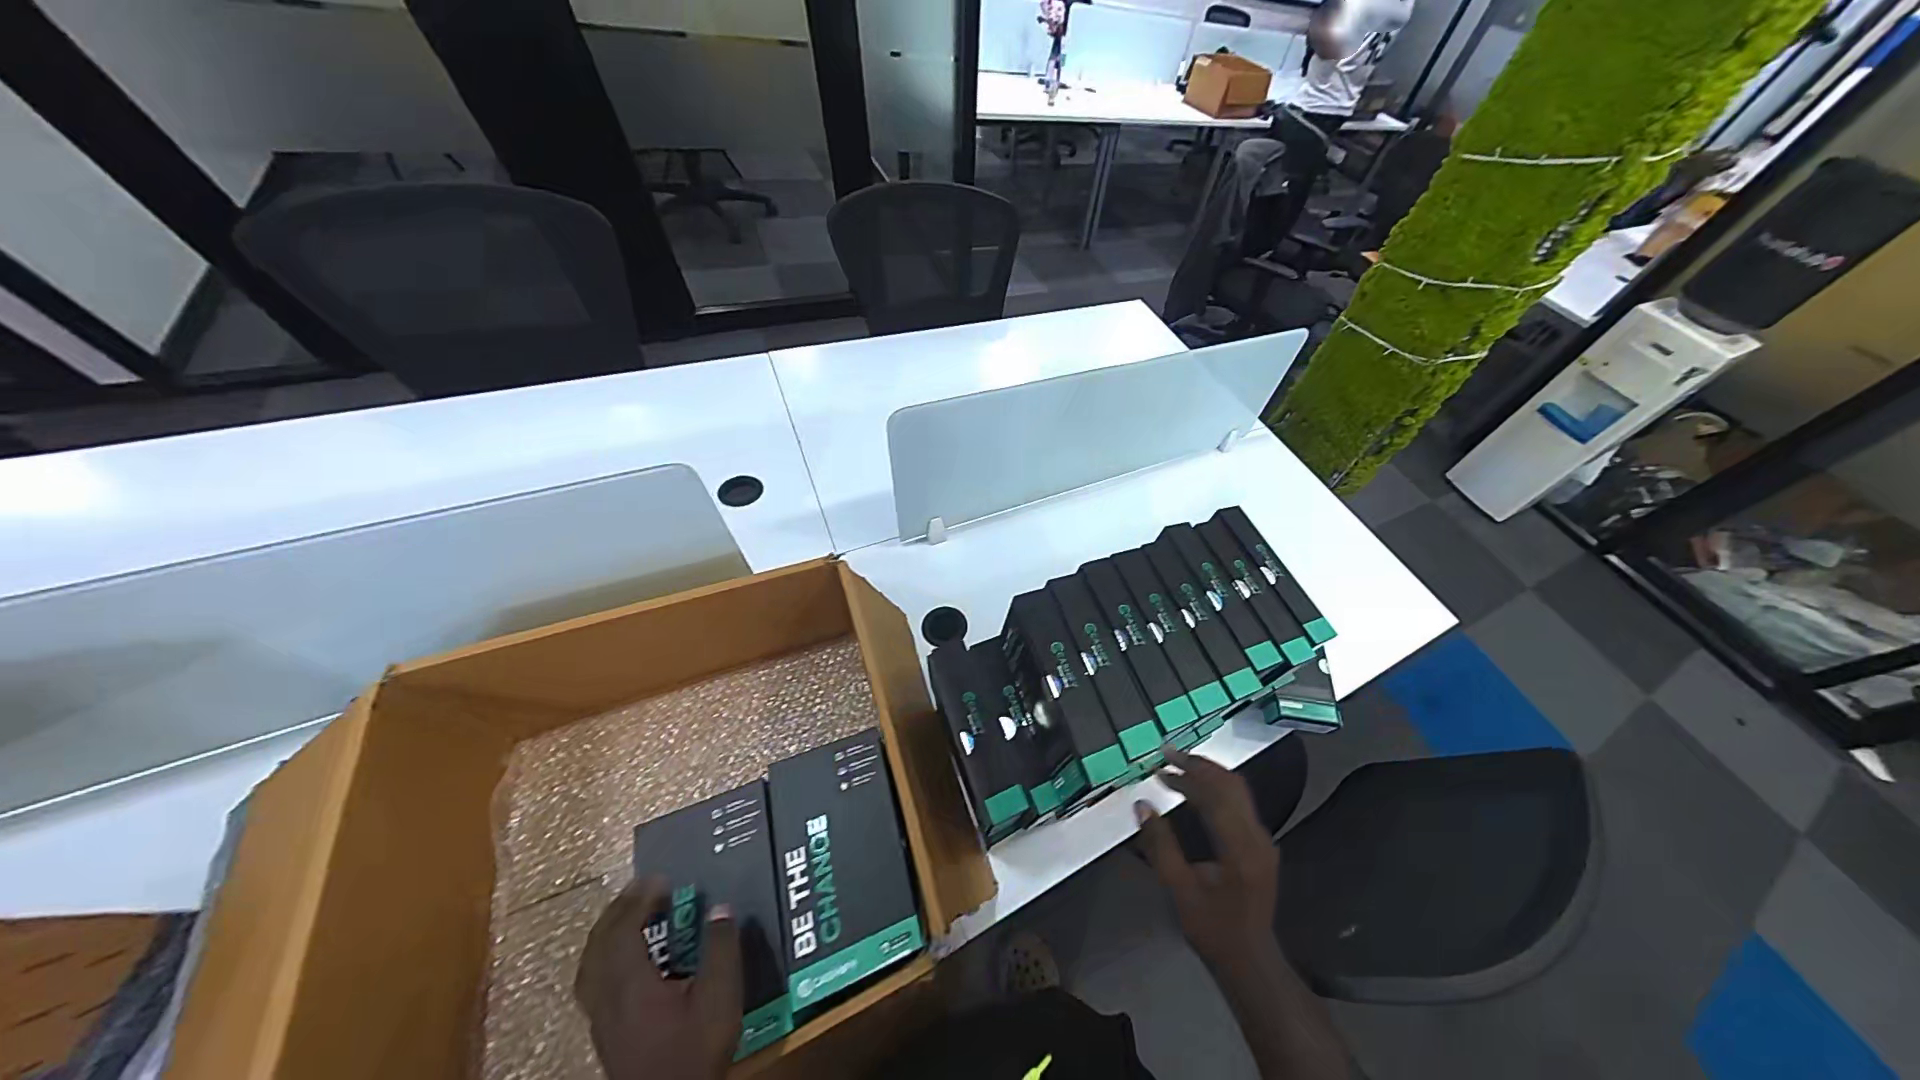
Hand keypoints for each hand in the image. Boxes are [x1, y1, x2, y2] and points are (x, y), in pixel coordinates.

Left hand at [574, 877, 741, 1079]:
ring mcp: (601, 1018)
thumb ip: (721, 950)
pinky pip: (592, 980)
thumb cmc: (695, 1052)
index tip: (660, 879)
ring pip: (590, 964)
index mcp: (631, 984)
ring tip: (629, 915)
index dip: (639, 900)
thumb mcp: (720, 998)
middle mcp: (607, 997)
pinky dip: (604, 956)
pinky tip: (624, 960)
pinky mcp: (603, 1033)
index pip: (624, 930)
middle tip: (643, 888)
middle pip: (599, 944)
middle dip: (619, 910)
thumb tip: (720, 908)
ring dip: (607, 932)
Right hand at [1133, 747, 1279, 972]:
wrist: (1251, 961)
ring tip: (1177, 767)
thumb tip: (1142, 805)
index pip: (1215, 795)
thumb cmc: (1213, 928)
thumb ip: (1161, 846)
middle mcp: (1257, 838)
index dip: (1187, 774)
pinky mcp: (1261, 845)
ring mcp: (1263, 841)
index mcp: (1239, 848)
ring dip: (1208, 775)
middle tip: (1168, 755)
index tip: (1160, 764)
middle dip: (1199, 766)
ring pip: (1239, 792)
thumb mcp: (1180, 890)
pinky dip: (1216, 790)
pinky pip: (1240, 804)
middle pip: (1231, 786)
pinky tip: (1196, 791)